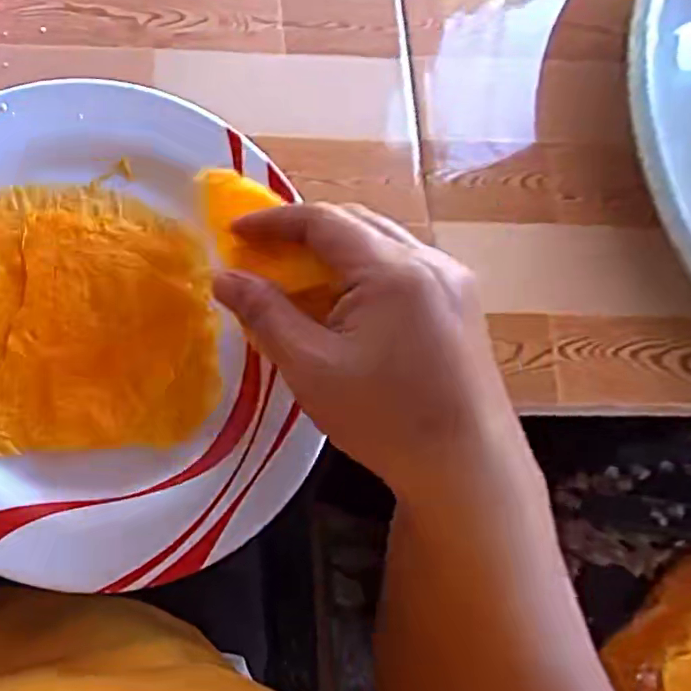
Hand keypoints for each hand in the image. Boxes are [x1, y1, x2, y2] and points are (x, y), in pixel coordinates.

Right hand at [211, 203, 518, 490]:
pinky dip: (356, 271)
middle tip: (256, 252)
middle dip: (299, 231)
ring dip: (328, 251)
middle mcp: (430, 263)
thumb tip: (223, 277)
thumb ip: (264, 313)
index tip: (232, 231)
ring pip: (377, 243)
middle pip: (354, 223)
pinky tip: (336, 303)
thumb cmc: (383, 418)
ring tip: (289, 277)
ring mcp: (452, 282)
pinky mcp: (458, 305)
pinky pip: (397, 267)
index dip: (272, 220)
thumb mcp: (309, 365)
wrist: (467, 469)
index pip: (324, 220)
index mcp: (394, 271)